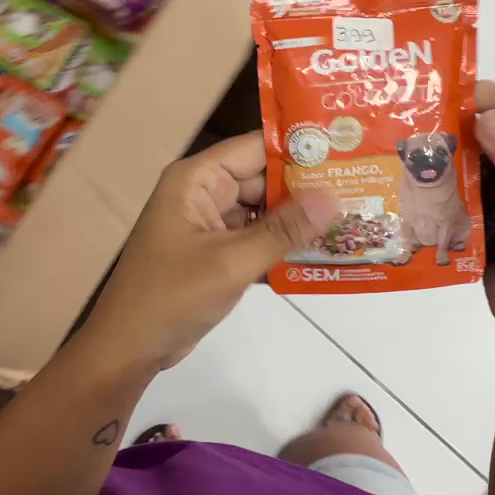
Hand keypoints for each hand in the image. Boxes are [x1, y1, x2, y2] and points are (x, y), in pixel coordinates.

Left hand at [84, 134, 333, 369]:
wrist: (129, 346)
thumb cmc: (172, 295)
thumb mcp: (232, 261)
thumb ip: (283, 230)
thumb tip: (334, 196)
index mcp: (196, 179)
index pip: (254, 148)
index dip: (299, 147)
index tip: (350, 148)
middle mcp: (202, 193)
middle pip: (262, 178)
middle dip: (307, 187)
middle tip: (366, 189)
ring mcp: (207, 224)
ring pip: (262, 211)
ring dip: (299, 220)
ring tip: (357, 219)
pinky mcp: (214, 253)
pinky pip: (255, 239)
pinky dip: (282, 246)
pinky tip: (326, 254)